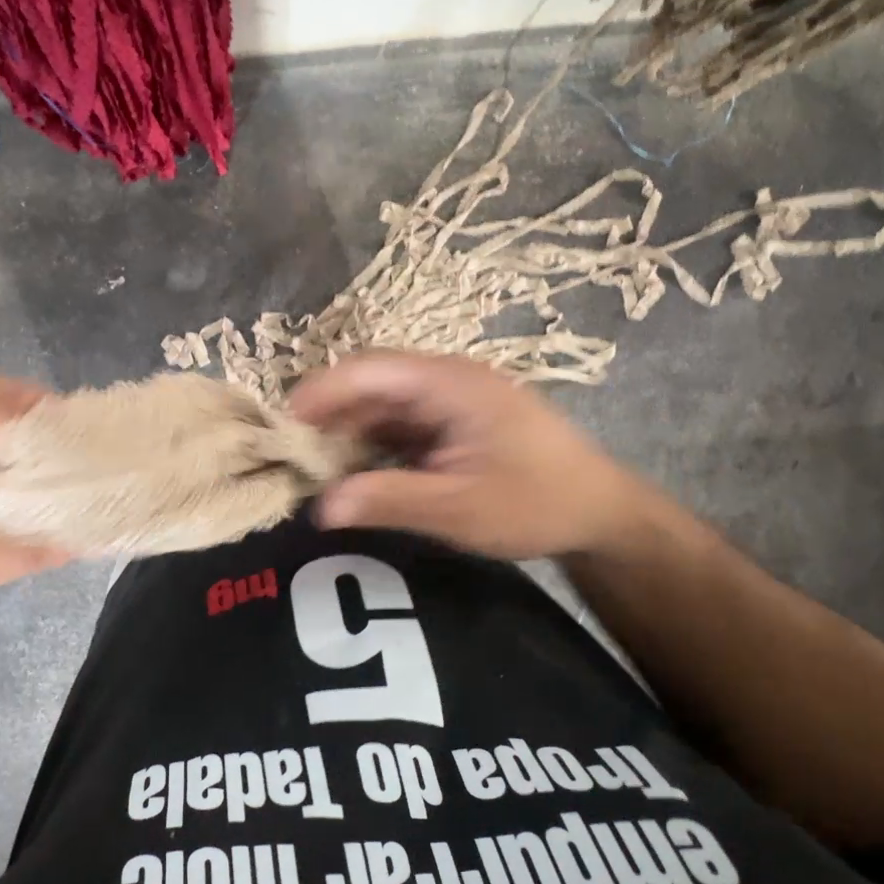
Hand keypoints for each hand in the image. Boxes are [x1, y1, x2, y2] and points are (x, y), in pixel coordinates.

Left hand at [0, 366, 68, 632]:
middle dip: (57, 448)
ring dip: (44, 447)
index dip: (60, 451)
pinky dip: (27, 444)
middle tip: (80, 500)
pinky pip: (7, 410)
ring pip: (21, 403)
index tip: (98, 490)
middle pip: (21, 402)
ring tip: (52, 497)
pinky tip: (24, 484)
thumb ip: (17, 550)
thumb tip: (91, 530)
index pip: (10, 419)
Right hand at [289, 352, 661, 560]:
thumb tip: (320, 508)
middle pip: (369, 383)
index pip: (369, 370)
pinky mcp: (451, 422)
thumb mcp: (458, 508)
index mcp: (449, 384)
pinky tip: (351, 472)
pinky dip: (369, 443)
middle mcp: (445, 380)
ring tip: (311, 466)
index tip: (282, 425)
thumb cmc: (537, 504)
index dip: (320, 392)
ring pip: (379, 404)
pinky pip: (397, 423)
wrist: (601, 513)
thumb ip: (388, 501)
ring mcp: (448, 400)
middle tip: (289, 453)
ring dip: (345, 431)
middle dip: (326, 415)